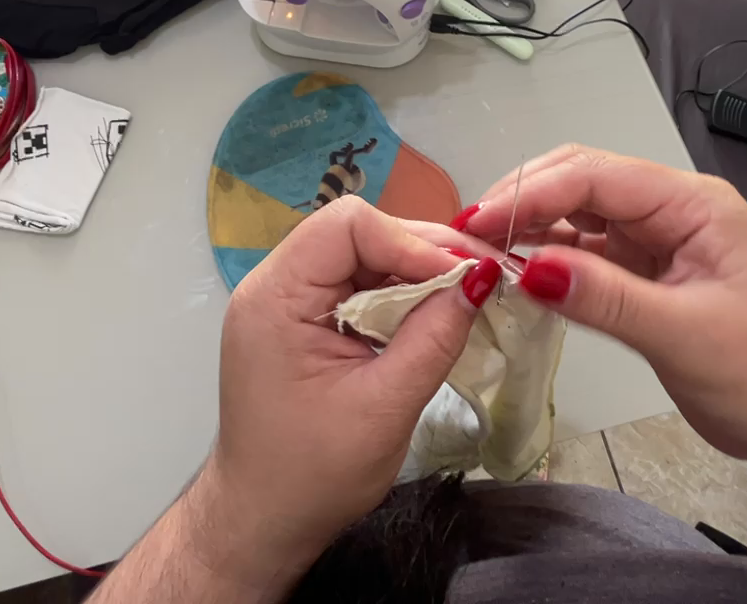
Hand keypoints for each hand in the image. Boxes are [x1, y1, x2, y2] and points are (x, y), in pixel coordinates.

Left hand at [202, 195, 500, 586]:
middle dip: (423, 249)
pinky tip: (436, 307)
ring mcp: (291, 298)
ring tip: (469, 288)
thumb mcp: (383, 409)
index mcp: (276, 297)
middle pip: (358, 233)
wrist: (263, 521)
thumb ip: (431, 339)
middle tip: (483, 273)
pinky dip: (401, 290)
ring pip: (364, 253)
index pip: (347, 226)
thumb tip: (480, 280)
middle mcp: (277, 282)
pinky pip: (360, 281)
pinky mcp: (307, 316)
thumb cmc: (312, 476)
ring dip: (417, 268)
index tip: (461, 274)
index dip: (409, 241)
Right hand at [448, 145, 746, 466]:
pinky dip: (546, 254)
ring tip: (481, 249)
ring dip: (528, 225)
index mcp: (691, 203)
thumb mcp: (687, 337)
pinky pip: (583, 247)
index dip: (531, 193)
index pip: (595, 176)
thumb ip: (606, 299)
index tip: (478, 224)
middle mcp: (668, 207)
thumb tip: (524, 270)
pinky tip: (516, 267)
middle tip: (470, 234)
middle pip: (580, 180)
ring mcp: (654, 236)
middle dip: (522, 199)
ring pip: (576, 211)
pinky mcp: (642, 267)